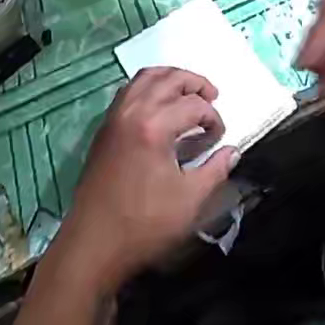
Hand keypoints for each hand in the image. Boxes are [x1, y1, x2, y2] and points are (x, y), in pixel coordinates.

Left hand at [47, 67, 237, 290]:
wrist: (92, 246)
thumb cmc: (144, 225)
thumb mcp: (189, 201)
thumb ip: (215, 171)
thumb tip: (232, 151)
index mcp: (154, 126)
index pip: (193, 105)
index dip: (212, 118)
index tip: (219, 137)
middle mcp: (132, 111)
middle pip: (168, 78)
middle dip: (195, 84)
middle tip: (212, 97)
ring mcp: (114, 117)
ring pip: (145, 78)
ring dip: (170, 78)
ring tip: (187, 93)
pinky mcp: (104, 128)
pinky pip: (129, 90)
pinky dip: (149, 87)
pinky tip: (160, 105)